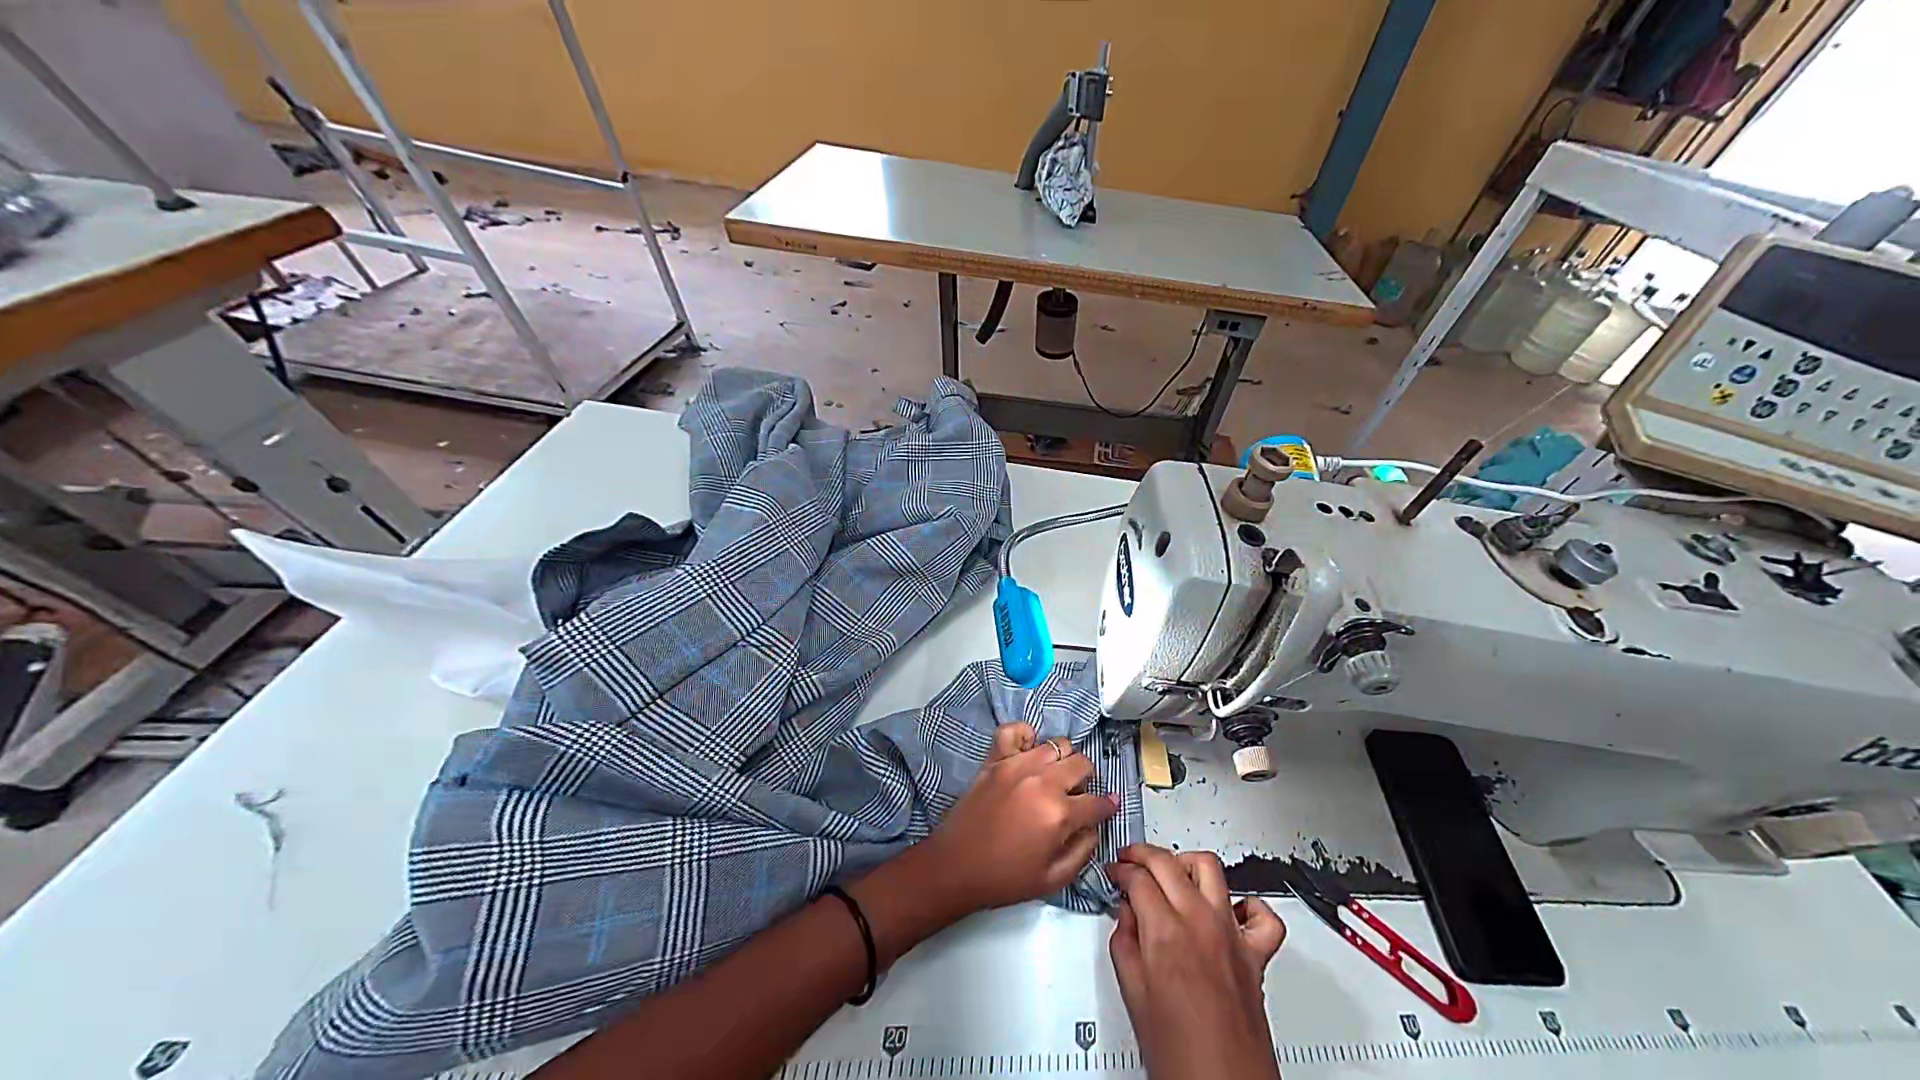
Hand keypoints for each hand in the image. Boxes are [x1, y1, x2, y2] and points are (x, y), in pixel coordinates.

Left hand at [916, 722, 1118, 914]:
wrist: (956, 866)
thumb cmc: (1004, 877)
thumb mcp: (1054, 878)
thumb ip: (1083, 851)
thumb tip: (1093, 827)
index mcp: (1059, 814)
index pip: (1098, 802)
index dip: (1107, 807)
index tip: (1106, 808)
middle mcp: (1042, 782)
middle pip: (1081, 764)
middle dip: (1087, 780)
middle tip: (1076, 796)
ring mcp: (1016, 765)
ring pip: (1056, 745)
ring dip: (1062, 761)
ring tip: (1053, 778)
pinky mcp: (994, 759)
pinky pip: (1014, 731)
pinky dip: (1026, 736)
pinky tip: (1029, 753)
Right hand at [1108, 844, 1285, 1079]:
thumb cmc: (1182, 1059)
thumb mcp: (1134, 994)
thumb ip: (1125, 943)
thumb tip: (1125, 917)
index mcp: (1165, 934)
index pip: (1137, 876)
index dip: (1120, 870)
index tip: (1115, 873)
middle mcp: (1200, 924)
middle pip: (1167, 861)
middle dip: (1142, 854)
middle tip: (1130, 861)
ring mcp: (1232, 935)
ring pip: (1210, 869)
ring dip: (1185, 863)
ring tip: (1171, 871)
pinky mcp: (1256, 955)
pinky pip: (1262, 915)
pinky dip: (1247, 904)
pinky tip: (1229, 908)